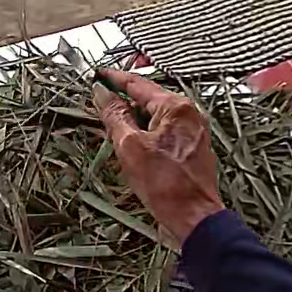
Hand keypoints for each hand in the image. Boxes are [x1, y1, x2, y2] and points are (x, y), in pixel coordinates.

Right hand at [92, 68, 225, 242]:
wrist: (193, 216)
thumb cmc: (165, 183)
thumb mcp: (129, 145)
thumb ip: (115, 115)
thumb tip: (102, 93)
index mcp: (175, 107)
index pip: (138, 83)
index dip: (114, 79)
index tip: (98, 75)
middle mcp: (189, 114)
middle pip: (148, 99)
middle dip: (124, 101)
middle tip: (100, 103)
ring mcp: (193, 131)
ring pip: (156, 116)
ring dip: (134, 119)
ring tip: (113, 128)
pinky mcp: (192, 148)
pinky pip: (164, 131)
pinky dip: (146, 132)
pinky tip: (133, 145)